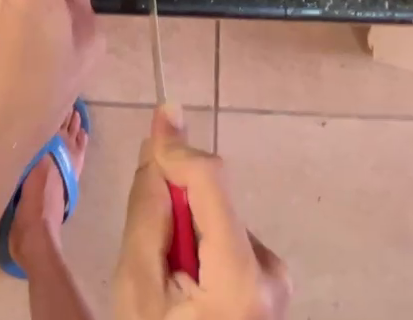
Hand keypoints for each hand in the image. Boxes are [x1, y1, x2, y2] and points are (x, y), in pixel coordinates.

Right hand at [115, 106, 291, 319]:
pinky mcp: (272, 282)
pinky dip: (198, 245)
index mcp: (241, 281)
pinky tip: (186, 286)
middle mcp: (272, 272)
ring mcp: (277, 280)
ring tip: (167, 279)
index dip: (175, 150)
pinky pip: (225, 235)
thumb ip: (149, 205)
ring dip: (184, 227)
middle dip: (173, 204)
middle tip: (149, 251)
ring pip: (215, 214)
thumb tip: (165, 126)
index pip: (211, 179)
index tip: (150, 130)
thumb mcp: (135, 283)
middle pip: (211, 197)